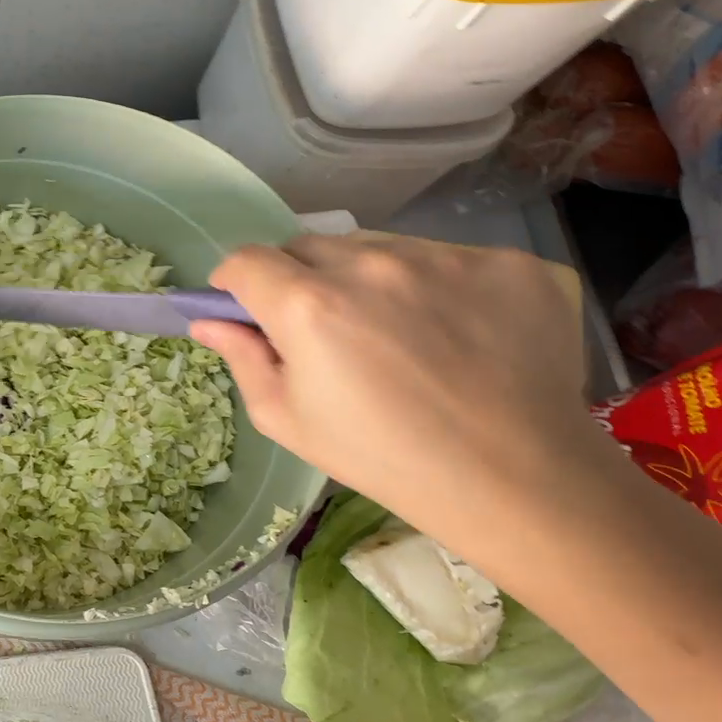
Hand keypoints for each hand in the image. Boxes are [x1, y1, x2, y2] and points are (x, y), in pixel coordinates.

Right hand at [190, 233, 599, 554]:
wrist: (513, 475)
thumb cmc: (377, 454)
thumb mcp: (284, 416)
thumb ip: (242, 356)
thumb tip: (208, 321)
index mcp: (309, 305)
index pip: (247, 261)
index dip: (235, 283)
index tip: (243, 305)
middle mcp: (375, 265)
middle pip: (310, 245)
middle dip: (298, 277)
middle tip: (319, 326)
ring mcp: (451, 258)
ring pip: (380, 247)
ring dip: (367, 277)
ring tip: (393, 330)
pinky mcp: (513, 264)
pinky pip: (449, 259)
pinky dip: (436, 287)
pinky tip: (453, 333)